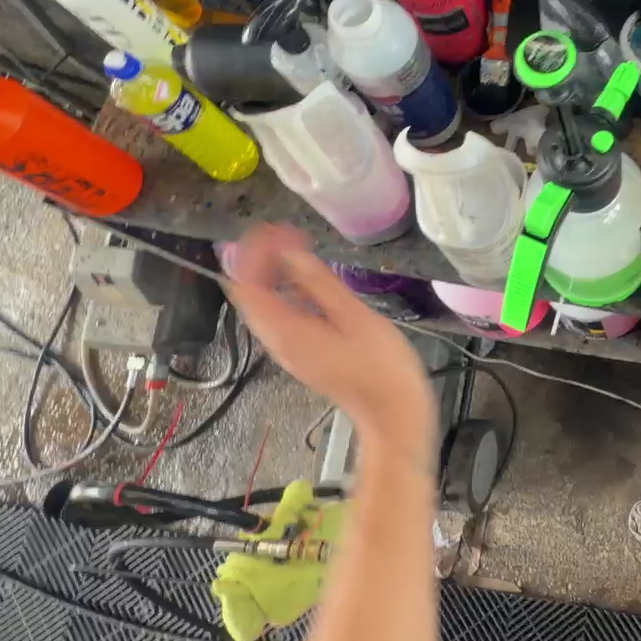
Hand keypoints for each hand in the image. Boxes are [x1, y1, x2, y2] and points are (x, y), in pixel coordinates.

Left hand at [225, 225, 435, 462]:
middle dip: (260, 258)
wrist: (392, 412)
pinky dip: (284, 291)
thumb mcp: (354, 316)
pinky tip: (307, 280)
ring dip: (271, 273)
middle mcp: (277, 341)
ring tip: (295, 248)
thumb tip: (291, 253)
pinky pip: (279, 316)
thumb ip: (320, 283)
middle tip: (286, 232)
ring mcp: (288, 350)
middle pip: (249, 293)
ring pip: (263, 304)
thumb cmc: (381, 365)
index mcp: (286, 330)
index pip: (248, 283)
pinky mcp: (302, 354)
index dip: (255, 251)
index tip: (277, 228)